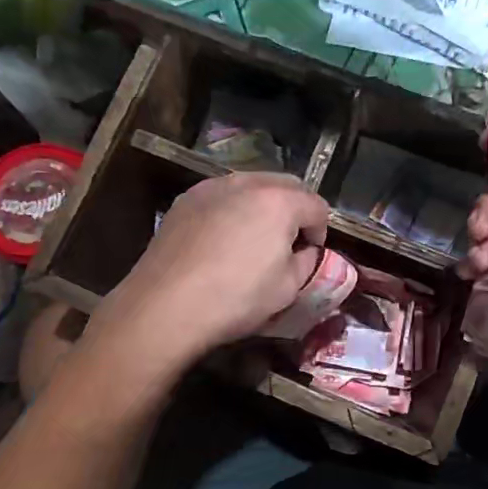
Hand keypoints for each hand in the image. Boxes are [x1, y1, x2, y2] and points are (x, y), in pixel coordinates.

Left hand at [92, 172, 328, 370]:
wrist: (166, 305)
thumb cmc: (236, 298)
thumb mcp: (288, 288)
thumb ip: (306, 262)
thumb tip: (304, 251)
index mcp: (280, 202)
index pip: (317, 206)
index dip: (321, 232)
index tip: (311, 255)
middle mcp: (247, 183)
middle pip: (287, 186)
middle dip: (296, 210)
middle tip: (290, 242)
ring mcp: (212, 187)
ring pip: (252, 186)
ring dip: (264, 206)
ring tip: (256, 239)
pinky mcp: (185, 200)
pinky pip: (222, 197)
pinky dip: (233, 210)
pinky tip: (223, 240)